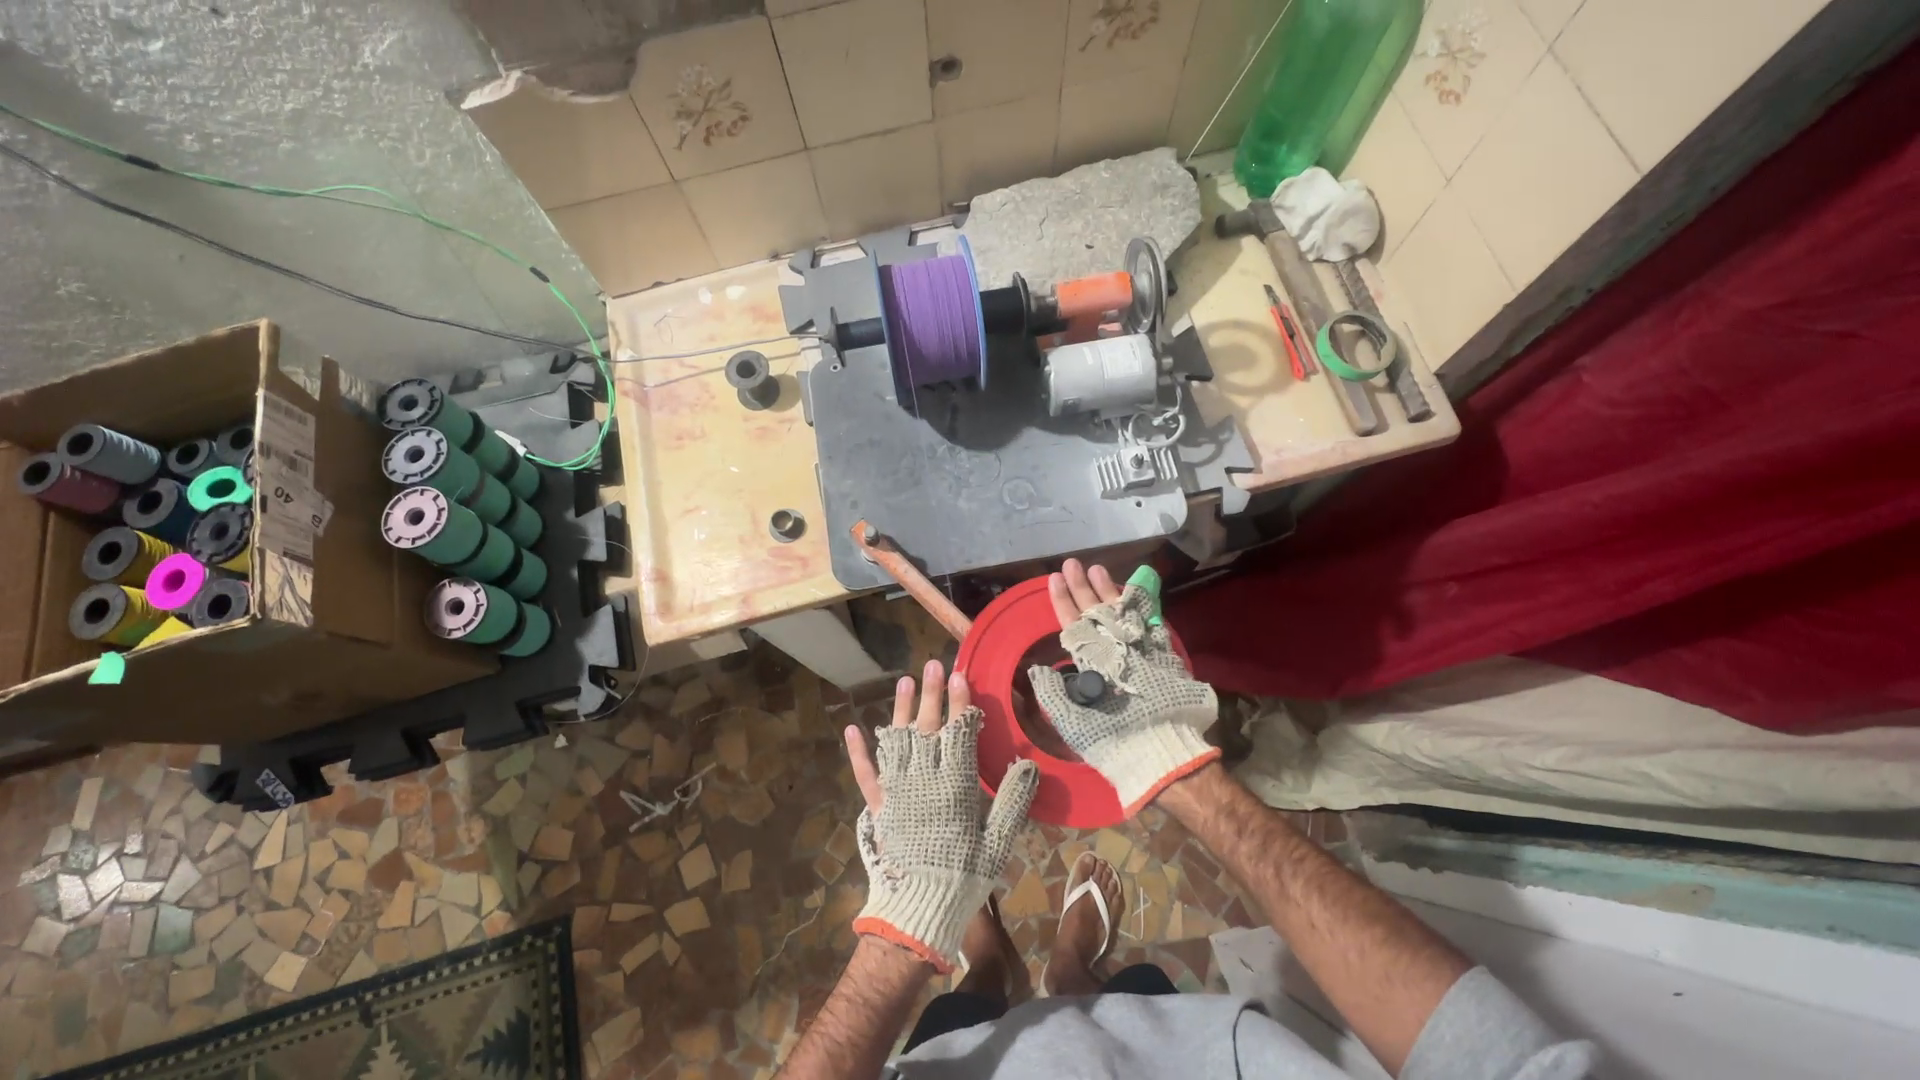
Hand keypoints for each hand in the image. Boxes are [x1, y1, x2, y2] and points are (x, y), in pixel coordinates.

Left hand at [841, 660, 1039, 972]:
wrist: (918, 908)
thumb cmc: (963, 876)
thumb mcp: (998, 843)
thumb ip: (1013, 801)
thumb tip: (1027, 764)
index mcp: (955, 786)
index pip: (958, 735)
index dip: (960, 705)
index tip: (961, 677)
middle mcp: (923, 780)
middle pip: (927, 729)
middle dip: (932, 695)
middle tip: (934, 665)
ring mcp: (897, 791)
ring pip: (897, 742)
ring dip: (900, 711)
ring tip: (905, 682)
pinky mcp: (878, 807)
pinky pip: (866, 775)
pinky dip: (859, 752)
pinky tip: (852, 728)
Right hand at [1029, 559, 1220, 815]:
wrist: (1160, 751)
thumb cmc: (1112, 740)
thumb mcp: (1072, 722)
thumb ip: (1053, 693)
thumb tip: (1038, 671)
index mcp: (1091, 662)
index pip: (1072, 622)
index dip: (1062, 600)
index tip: (1054, 577)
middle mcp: (1116, 648)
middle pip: (1096, 610)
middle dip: (1081, 587)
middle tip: (1072, 564)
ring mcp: (1142, 649)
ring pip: (1122, 611)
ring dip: (1108, 590)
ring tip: (1098, 570)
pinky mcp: (1163, 657)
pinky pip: (1149, 624)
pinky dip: (1140, 607)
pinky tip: (1135, 595)